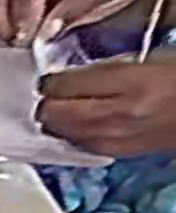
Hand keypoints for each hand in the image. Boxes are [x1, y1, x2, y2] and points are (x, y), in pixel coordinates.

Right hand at [0, 0, 170, 43]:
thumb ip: (71, 11)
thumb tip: (43, 32)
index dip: (22, 19)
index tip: (24, 40)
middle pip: (4, 2)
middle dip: (3, 27)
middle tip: (13, 44)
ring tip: (10, 44)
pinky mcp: (30, 2)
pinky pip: (3, 17)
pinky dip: (2, 31)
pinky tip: (11, 40)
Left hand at [39, 59, 175, 156]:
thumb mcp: (164, 62)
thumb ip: (115, 69)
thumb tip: (74, 76)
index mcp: (139, 85)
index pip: (69, 85)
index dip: (53, 82)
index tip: (51, 79)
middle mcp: (116, 116)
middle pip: (51, 112)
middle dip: (48, 101)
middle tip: (56, 94)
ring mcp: (108, 138)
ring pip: (54, 129)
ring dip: (53, 117)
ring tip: (66, 106)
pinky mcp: (107, 151)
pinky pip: (70, 141)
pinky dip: (66, 130)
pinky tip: (79, 121)